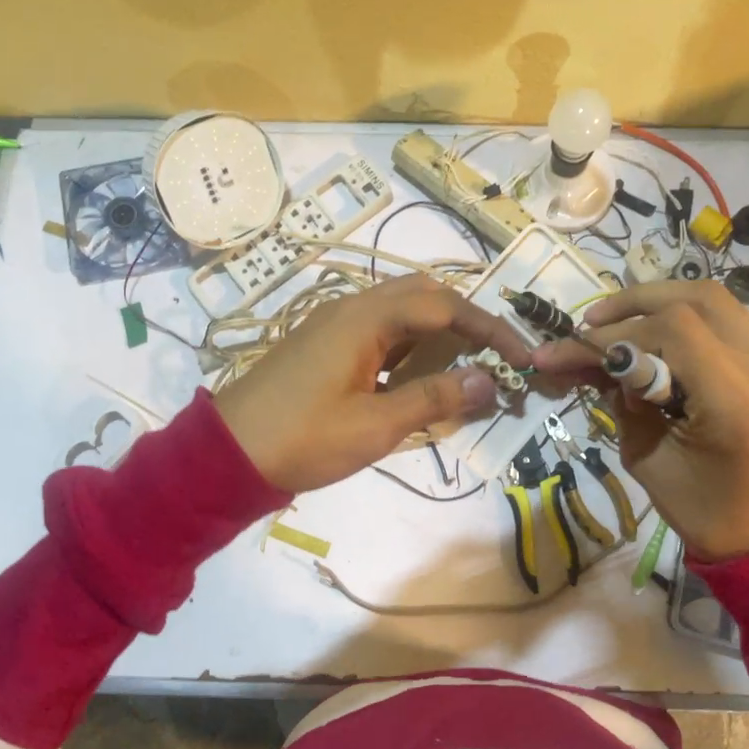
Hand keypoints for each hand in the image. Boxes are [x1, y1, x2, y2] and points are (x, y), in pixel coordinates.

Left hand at [213, 275, 530, 492]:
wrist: (226, 453)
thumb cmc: (303, 439)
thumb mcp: (375, 426)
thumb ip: (434, 398)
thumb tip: (489, 381)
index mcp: (366, 318)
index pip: (445, 307)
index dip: (490, 329)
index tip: (522, 358)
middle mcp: (351, 308)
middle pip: (423, 295)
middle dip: (465, 321)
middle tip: (494, 357)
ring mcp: (333, 324)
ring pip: (399, 311)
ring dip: (436, 333)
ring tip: (464, 370)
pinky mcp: (322, 345)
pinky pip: (378, 331)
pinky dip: (408, 346)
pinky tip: (416, 379)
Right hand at [532, 281, 748, 558]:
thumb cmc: (703, 512)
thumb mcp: (646, 459)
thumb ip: (623, 401)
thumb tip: (601, 359)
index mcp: (735, 402)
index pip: (671, 330)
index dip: (614, 333)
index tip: (571, 350)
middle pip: (696, 299)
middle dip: (634, 303)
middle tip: (590, 322)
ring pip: (715, 300)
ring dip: (660, 301)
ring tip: (617, 322)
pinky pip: (728, 321)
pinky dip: (685, 318)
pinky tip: (654, 336)